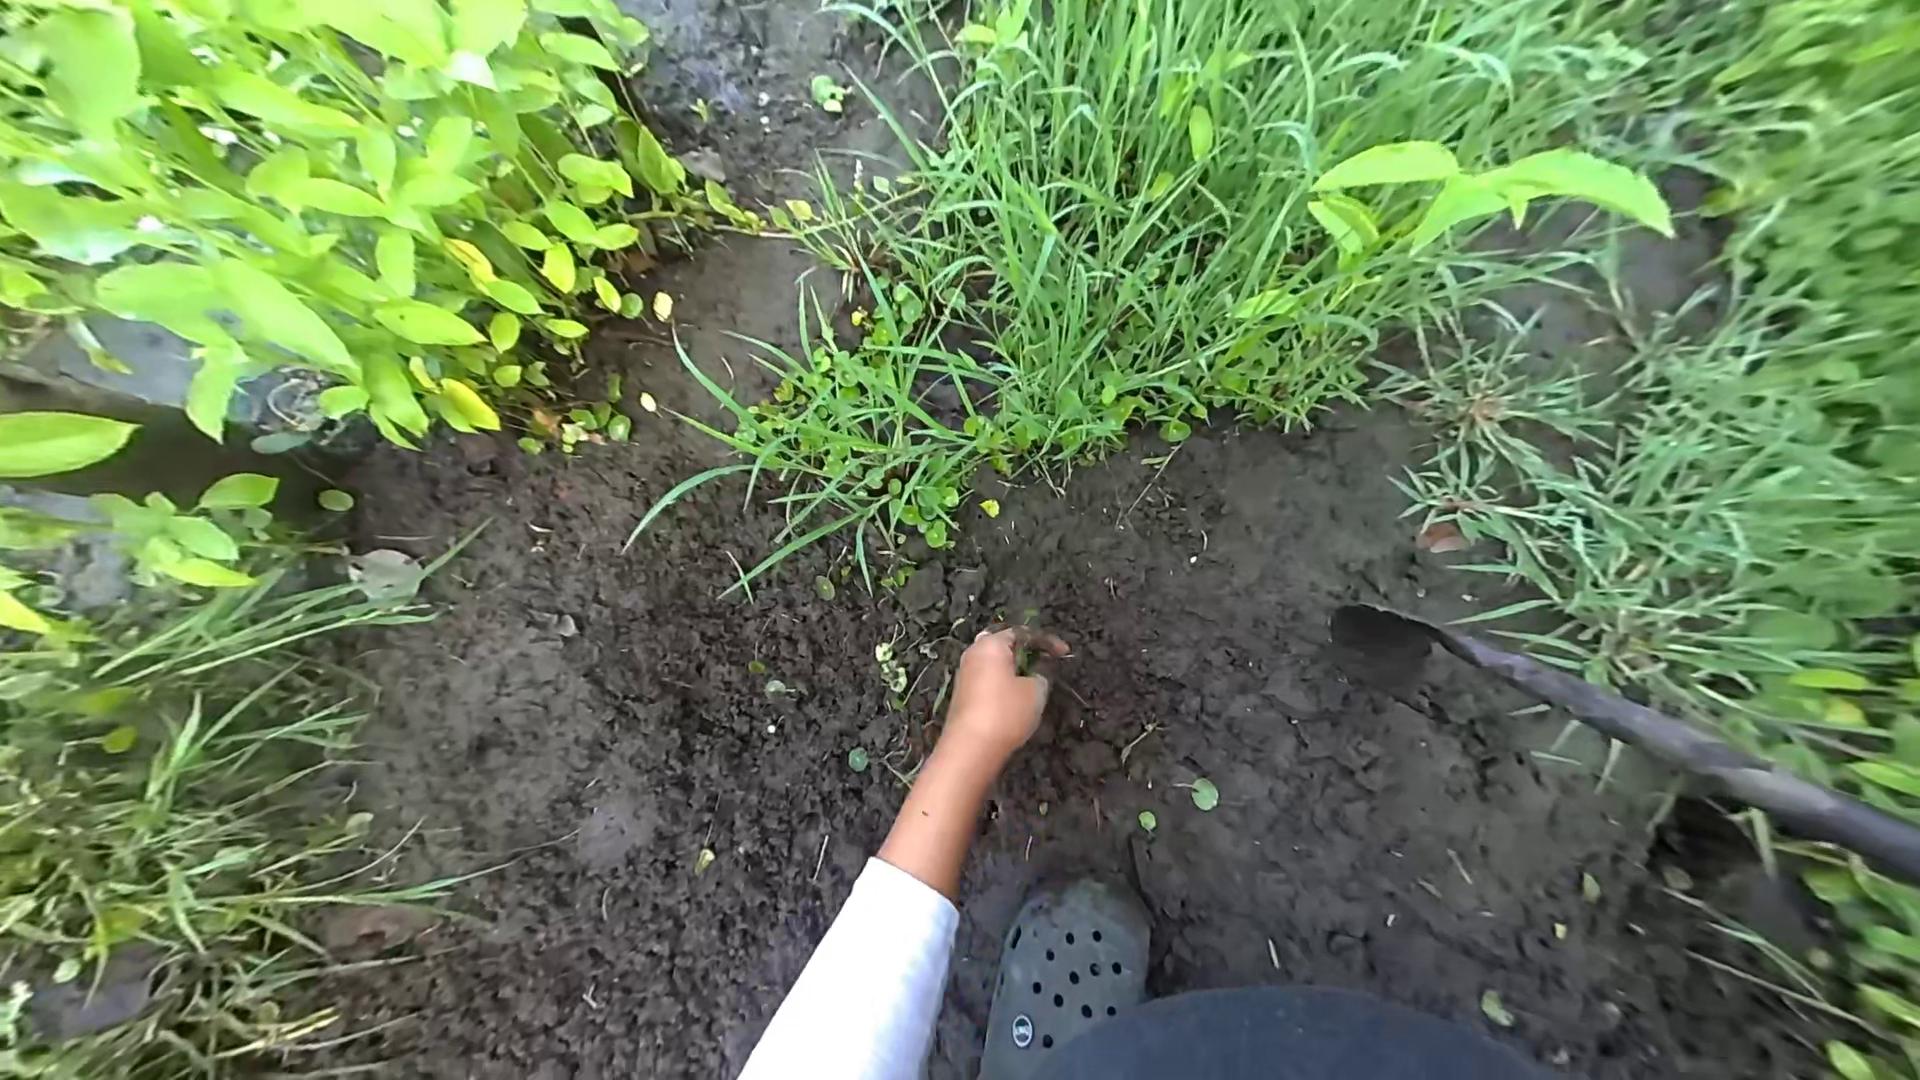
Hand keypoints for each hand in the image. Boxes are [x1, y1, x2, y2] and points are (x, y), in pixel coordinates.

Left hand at [940, 625, 1070, 762]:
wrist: (970, 748)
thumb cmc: (1005, 712)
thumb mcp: (1036, 691)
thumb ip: (1041, 674)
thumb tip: (1036, 672)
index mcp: (991, 645)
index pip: (1023, 633)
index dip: (1047, 641)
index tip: (1064, 653)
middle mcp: (974, 653)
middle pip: (1005, 644)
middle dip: (1027, 653)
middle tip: (1046, 664)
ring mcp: (965, 673)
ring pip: (995, 663)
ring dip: (1015, 669)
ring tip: (1033, 682)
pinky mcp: (962, 693)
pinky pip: (987, 678)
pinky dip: (1003, 682)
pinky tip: (1015, 698)